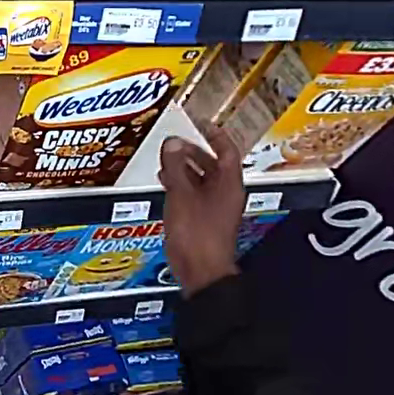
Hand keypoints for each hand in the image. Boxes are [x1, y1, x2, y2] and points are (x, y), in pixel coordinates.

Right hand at [157, 120, 244, 295]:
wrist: (200, 271)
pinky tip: (165, 182)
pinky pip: (193, 193)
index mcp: (228, 184)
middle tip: (175, 142)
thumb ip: (175, 167)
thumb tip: (172, 143)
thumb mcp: (181, 194)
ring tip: (166, 159)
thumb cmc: (197, 234)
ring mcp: (215, 207)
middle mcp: (225, 194)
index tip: (200, 123)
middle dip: (193, 151)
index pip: (226, 150)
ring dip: (185, 167)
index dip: (214, 134)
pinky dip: (180, 183)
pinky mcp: (203, 218)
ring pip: (202, 179)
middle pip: (213, 164)